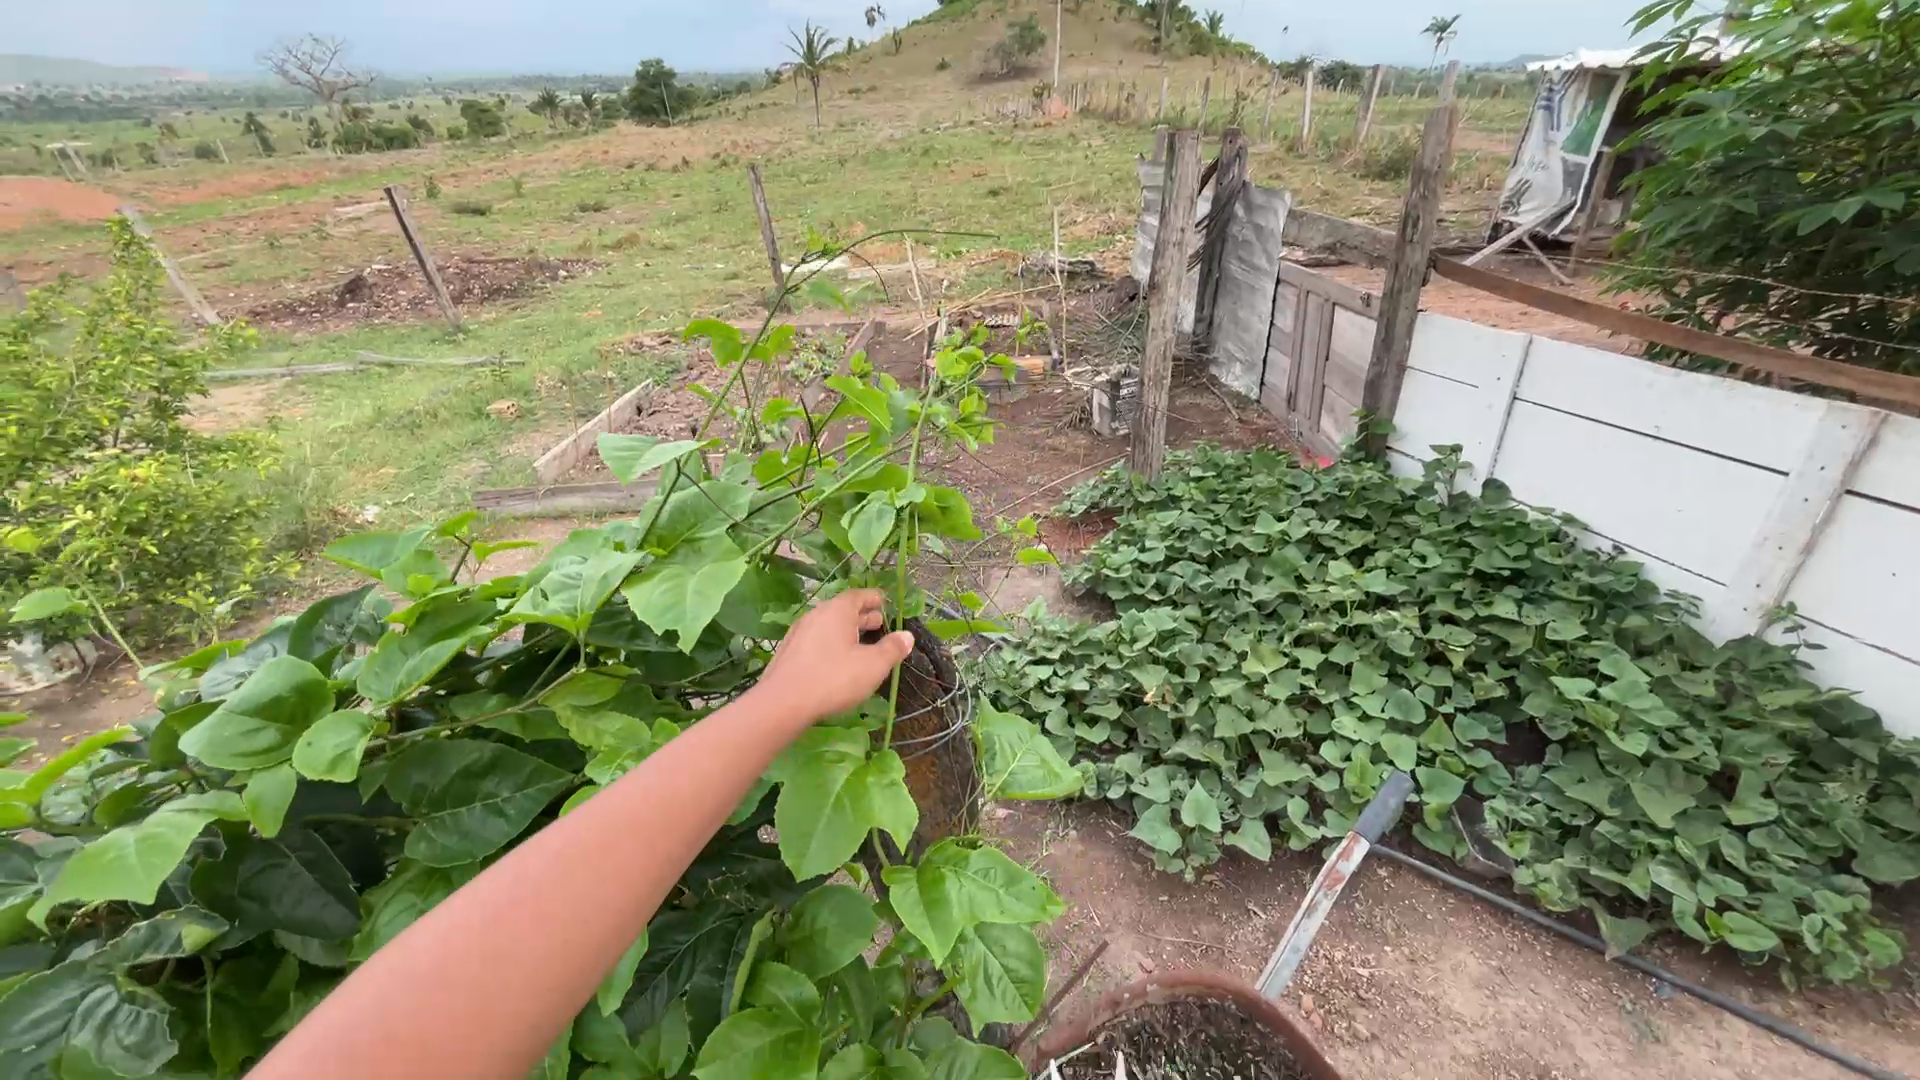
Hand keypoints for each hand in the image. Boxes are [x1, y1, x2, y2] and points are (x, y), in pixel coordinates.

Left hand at [756, 589, 914, 723]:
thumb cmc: (834, 678)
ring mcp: (799, 633)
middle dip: (863, 616)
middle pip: (843, 610)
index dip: (874, 599)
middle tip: (879, 624)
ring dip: (847, 631)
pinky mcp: (789, 652)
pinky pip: (817, 640)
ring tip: (861, 643)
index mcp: (837, 611)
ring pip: (829, 625)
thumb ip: (892, 649)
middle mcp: (816, 615)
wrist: (783, 703)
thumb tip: (907, 636)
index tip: (886, 603)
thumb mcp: (873, 665)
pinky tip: (837, 660)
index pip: (859, 595)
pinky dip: (832, 643)